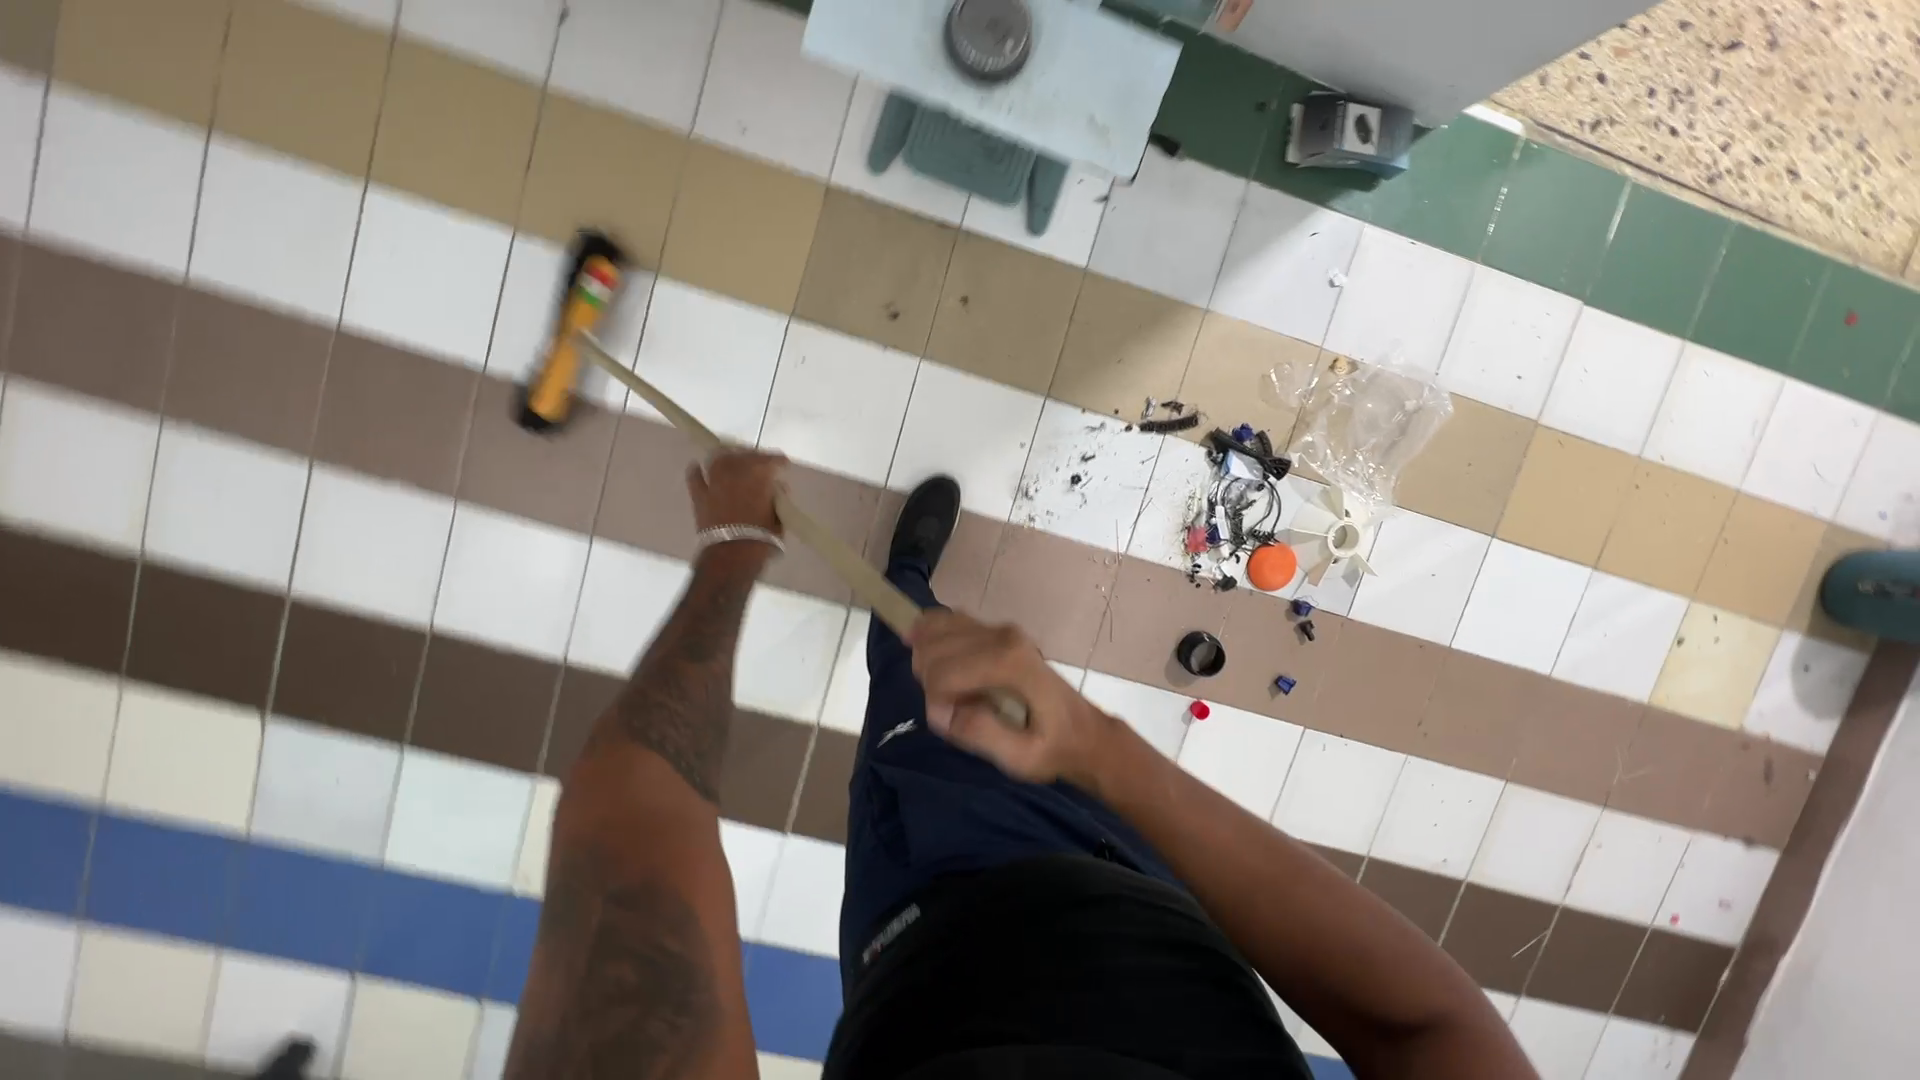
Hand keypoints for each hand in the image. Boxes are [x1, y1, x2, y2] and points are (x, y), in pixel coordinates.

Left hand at [687, 451, 787, 534]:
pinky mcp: (698, 495)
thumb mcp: (779, 518)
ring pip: (720, 459)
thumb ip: (778, 500)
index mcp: (760, 475)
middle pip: (746, 455)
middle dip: (755, 457)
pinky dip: (697, 470)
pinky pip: (695, 476)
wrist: (732, 556)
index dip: (779, 462)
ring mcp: (714, 482)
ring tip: (733, 461)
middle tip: (761, 463)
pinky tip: (698, 468)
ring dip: (728, 457)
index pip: (772, 460)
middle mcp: (736, 471)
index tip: (784, 466)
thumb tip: (777, 489)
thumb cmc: (762, 539)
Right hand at [908, 610, 1121, 787]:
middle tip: (946, 708)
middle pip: (936, 645)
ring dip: (926, 655)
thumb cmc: (1053, 748)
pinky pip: (951, 620)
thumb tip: (942, 711)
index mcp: (1010, 664)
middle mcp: (1003, 637)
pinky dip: (931, 632)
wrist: (1084, 734)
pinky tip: (921, 646)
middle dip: (927, 677)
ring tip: (938, 687)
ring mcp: (1001, 629)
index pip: (943, 671)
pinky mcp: (998, 631)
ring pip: (939, 625)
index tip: (949, 724)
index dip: (935, 701)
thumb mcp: (1020, 758)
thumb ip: (980, 733)